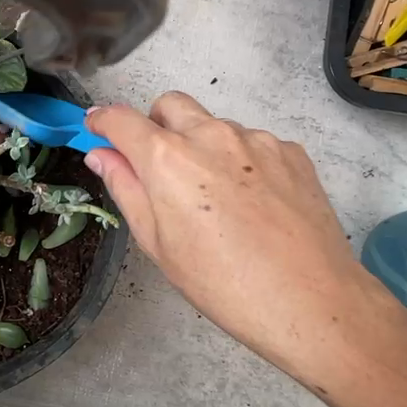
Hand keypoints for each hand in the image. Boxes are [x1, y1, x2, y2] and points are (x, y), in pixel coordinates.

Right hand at [84, 92, 396, 376]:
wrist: (311, 301)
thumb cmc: (221, 283)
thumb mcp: (157, 243)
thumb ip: (126, 189)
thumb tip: (101, 156)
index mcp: (168, 159)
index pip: (121, 120)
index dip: (102, 121)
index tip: (95, 127)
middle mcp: (210, 136)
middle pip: (169, 105)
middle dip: (154, 124)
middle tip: (158, 167)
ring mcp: (256, 140)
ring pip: (214, 126)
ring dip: (202, 146)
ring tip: (216, 199)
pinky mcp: (291, 152)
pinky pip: (252, 144)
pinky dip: (240, 161)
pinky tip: (252, 203)